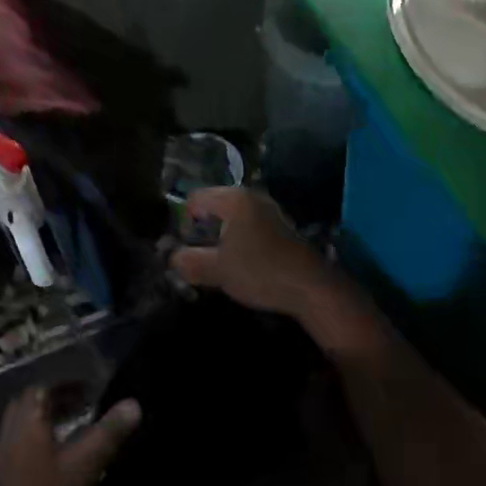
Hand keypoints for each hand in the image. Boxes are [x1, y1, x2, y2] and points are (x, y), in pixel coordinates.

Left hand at [0, 389, 140, 485]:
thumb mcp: (87, 465)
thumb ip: (109, 433)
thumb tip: (134, 403)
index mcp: (26, 427)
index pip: (40, 391)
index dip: (65, 385)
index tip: (90, 389)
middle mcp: (9, 436)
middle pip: (27, 406)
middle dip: (54, 401)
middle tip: (83, 405)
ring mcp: (3, 458)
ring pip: (22, 426)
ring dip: (46, 420)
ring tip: (75, 427)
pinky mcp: (5, 478)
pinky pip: (21, 445)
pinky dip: (40, 440)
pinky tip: (59, 455)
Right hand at [170, 187, 337, 316]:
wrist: (312, 287)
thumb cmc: (261, 273)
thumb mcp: (218, 270)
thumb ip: (189, 262)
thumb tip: (173, 259)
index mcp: (235, 198)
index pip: (195, 199)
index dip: (185, 224)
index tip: (189, 250)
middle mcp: (255, 198)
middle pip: (217, 208)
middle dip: (206, 233)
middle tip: (205, 260)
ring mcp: (274, 214)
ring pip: (238, 222)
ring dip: (227, 242)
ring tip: (227, 267)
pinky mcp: (286, 232)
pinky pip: (255, 233)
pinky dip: (246, 246)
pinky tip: (250, 268)